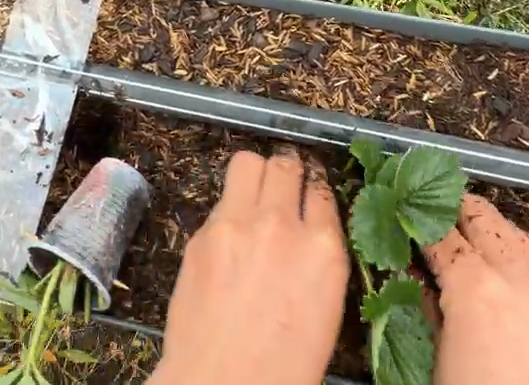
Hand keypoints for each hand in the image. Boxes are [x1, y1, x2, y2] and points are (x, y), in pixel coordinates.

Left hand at [148, 149, 349, 384]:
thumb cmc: (283, 369)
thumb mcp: (324, 311)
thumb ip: (317, 260)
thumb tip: (309, 232)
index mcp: (324, 251)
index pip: (323, 191)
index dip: (314, 191)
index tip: (308, 195)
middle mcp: (283, 225)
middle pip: (287, 166)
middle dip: (286, 173)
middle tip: (281, 188)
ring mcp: (239, 224)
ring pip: (249, 163)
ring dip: (255, 174)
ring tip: (253, 194)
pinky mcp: (204, 231)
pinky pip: (221, 199)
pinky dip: (228, 208)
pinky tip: (229, 235)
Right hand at [422, 194, 528, 384]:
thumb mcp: (440, 362)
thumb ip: (432, 310)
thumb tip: (422, 280)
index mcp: (474, 285)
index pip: (438, 233)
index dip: (418, 225)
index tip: (403, 220)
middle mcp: (516, 274)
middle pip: (479, 217)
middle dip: (452, 212)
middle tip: (431, 215)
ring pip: (514, 233)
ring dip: (487, 229)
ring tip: (466, 236)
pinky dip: (517, 258)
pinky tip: (506, 276)